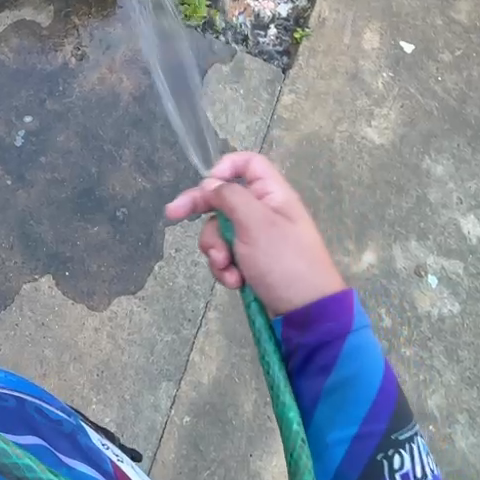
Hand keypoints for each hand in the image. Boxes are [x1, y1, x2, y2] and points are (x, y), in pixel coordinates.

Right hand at [163, 152, 345, 315]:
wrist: (307, 316)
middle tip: (172, 214)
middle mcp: (263, 211)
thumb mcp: (256, 224)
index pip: (248, 163)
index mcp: (272, 195)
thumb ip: (229, 197)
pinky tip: (234, 281)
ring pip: (218, 229)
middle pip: (222, 197)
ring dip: (215, 248)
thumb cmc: (285, 262)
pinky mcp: (249, 261)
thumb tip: (209, 184)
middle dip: (200, 211)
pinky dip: (224, 267)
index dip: (224, 167)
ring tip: (227, 267)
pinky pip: (224, 254)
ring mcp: (255, 237)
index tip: (206, 184)